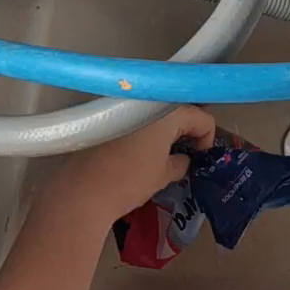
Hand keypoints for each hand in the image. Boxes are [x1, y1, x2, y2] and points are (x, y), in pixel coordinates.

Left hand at [33, 107, 216, 232]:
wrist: (83, 190)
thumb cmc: (129, 180)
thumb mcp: (163, 175)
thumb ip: (180, 163)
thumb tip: (183, 159)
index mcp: (169, 111)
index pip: (202, 118)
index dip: (207, 138)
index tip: (201, 156)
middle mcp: (149, 98)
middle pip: (179, 108)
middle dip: (187, 127)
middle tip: (187, 150)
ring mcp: (126, 102)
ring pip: (157, 108)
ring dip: (166, 124)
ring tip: (166, 149)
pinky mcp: (108, 111)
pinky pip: (137, 112)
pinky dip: (145, 125)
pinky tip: (142, 146)